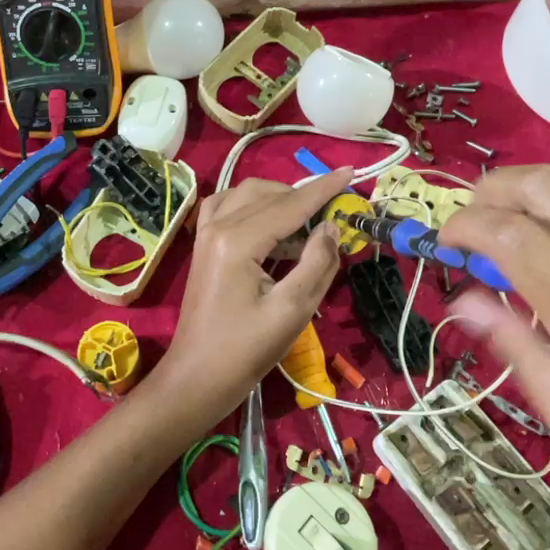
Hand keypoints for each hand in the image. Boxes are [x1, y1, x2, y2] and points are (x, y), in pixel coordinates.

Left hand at [148, 168, 353, 423]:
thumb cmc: (246, 350)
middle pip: (267, 194)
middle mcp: (218, 226)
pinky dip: (252, 205)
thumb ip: (316, 263)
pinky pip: (226, 206)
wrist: (197, 377)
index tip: (351, 172)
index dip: (323, 189)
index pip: (290, 205)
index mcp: (238, 240)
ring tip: (309, 220)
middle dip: (303, 195)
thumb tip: (331, 227)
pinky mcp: (202, 245)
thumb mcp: (292, 310)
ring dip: (278, 198)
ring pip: (246, 194)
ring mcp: (205, 234)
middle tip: (335, 210)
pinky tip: (271, 224)